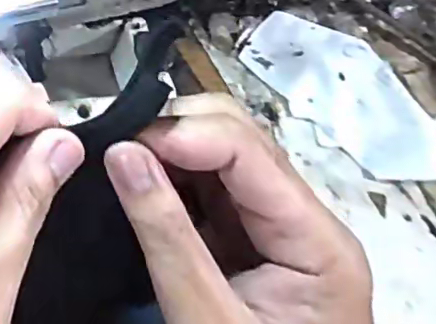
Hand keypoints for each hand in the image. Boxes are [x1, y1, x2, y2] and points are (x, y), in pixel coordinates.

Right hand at [104, 95, 371, 323]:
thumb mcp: (207, 321)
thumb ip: (166, 234)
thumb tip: (120, 150)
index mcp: (317, 241)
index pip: (245, 146)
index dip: (180, 132)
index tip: (122, 142)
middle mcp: (305, 217)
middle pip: (235, 133)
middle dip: (172, 130)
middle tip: (118, 148)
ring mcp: (277, 222)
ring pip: (217, 146)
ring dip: (166, 146)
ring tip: (122, 161)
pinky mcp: (250, 231)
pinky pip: (206, 176)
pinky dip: (169, 169)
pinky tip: (141, 181)